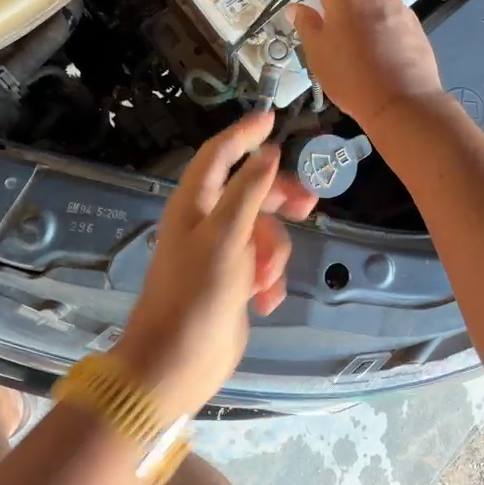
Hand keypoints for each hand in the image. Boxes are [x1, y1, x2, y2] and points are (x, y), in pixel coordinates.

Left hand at [112, 112, 317, 418]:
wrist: (174, 366)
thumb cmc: (195, 296)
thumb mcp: (225, 237)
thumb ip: (248, 191)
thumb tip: (269, 152)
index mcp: (194, 204)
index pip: (219, 154)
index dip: (244, 134)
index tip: (273, 119)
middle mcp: (205, 222)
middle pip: (250, 191)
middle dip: (278, 198)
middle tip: (309, 203)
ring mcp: (219, 252)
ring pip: (262, 230)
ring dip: (274, 252)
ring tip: (268, 280)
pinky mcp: (231, 281)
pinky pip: (261, 263)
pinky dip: (269, 278)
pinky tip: (266, 300)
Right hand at [288, 0, 445, 129]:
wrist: (403, 102)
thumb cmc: (352, 78)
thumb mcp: (319, 55)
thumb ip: (307, 26)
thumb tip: (298, 8)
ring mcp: (397, 4)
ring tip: (347, 11)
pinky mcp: (412, 20)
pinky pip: (389, 2)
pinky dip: (375, 6)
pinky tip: (370, 30)